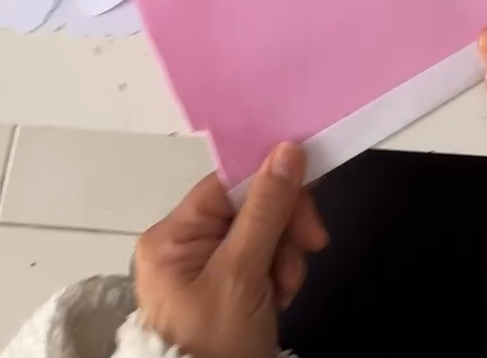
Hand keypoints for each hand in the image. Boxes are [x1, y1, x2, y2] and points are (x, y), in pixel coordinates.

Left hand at [134, 143, 328, 357]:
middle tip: (312, 246)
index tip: (312, 191)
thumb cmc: (215, 345)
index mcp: (174, 235)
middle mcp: (186, 244)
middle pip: (252, 205)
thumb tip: (288, 148)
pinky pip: (264, 258)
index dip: (274, 182)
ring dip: (287, 254)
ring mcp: (206, 267)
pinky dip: (281, 272)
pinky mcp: (227, 288)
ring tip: (287, 289)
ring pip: (265, 231)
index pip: (232, 182)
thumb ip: (267, 209)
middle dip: (285, 227)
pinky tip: (280, 297)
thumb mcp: (242, 274)